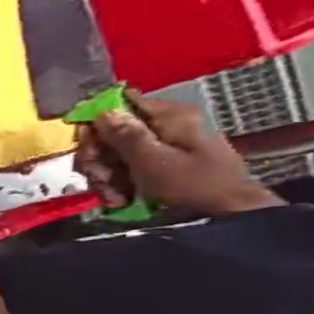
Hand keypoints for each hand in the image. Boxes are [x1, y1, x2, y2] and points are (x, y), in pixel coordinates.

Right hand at [77, 93, 282, 213]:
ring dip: (105, 177)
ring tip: (115, 195)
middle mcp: (163, 124)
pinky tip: (121, 197)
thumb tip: (103, 112)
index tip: (89, 150)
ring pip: (112, 154)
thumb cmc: (190, 182)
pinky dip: (117, 184)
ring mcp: (160, 143)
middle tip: (101, 178)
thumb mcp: (153, 160)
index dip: (96, 125)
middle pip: (110, 134)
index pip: (120, 105)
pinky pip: (123, 167)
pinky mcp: (158, 160)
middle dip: (98, 159)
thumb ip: (127, 136)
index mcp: (168, 116)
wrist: (224, 208)